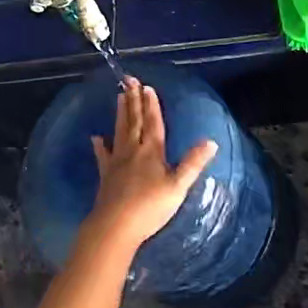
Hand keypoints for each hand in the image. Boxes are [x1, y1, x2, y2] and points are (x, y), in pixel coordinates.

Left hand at [84, 77, 218, 254]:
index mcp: (152, 152)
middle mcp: (133, 151)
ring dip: (120, 114)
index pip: (153, 123)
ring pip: (119, 132)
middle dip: (133, 101)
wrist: (115, 227)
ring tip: (118, 97)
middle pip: (134, 121)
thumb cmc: (150, 207)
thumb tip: (211, 141)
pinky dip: (99, 146)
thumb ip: (193, 163)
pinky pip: (102, 156)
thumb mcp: (178, 187)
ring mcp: (117, 163)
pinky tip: (95, 138)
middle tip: (128, 80)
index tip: (147, 87)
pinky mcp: (106, 176)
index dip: (151, 105)